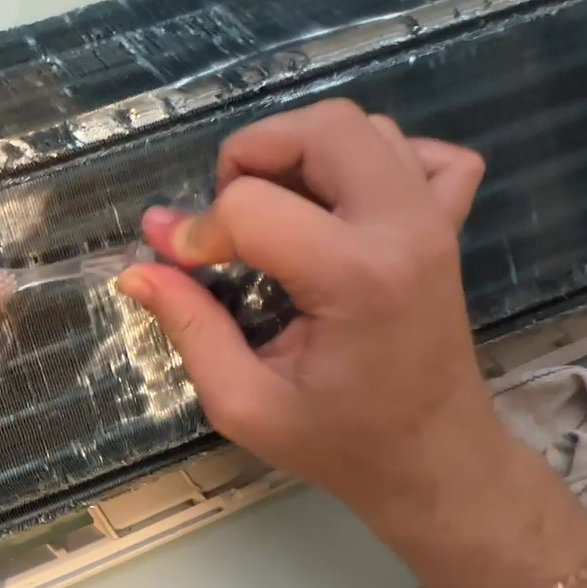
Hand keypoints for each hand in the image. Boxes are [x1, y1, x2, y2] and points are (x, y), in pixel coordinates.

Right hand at [116, 99, 498, 523]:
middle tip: (222, 216)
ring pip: (363, 128)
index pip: (251, 205)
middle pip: (321, 129)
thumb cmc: (336, 440)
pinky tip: (338, 205)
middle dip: (248, 157)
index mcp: (353, 276)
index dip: (193, 232)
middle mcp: (403, 227)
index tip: (176, 271)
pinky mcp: (449, 224)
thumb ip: (189, 325)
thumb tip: (137, 269)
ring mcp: (435, 219)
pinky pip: (420, 153)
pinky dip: (369, 160)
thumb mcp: (240, 400)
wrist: (432, 459)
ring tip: (267, 215)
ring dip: (297, 156)